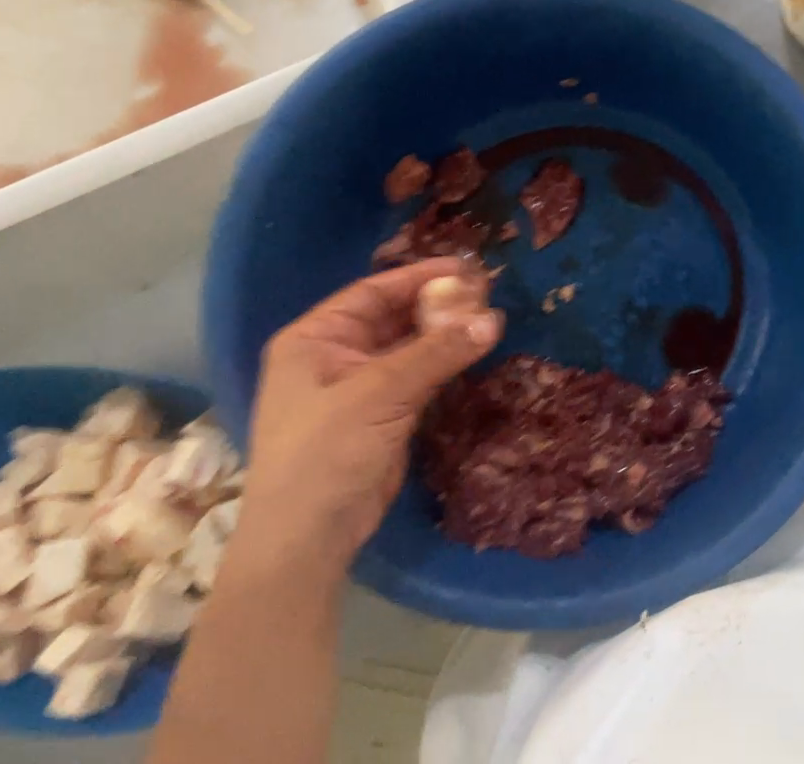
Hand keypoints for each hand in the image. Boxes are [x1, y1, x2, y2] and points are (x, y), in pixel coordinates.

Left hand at [239, 259, 502, 564]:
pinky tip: (474, 353)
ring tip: (490, 318)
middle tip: (488, 292)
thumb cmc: (327, 452)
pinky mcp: (381, 416)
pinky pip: (418, 376)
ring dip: (445, 334)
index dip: (419, 277)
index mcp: (314, 339)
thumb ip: (438, 353)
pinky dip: (444, 363)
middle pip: (393, 317)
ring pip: (409, 348)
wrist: (309, 535)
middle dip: (438, 304)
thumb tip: (494, 319)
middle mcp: (333, 356)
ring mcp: (358, 388)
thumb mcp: (381, 394)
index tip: (468, 268)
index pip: (372, 292)